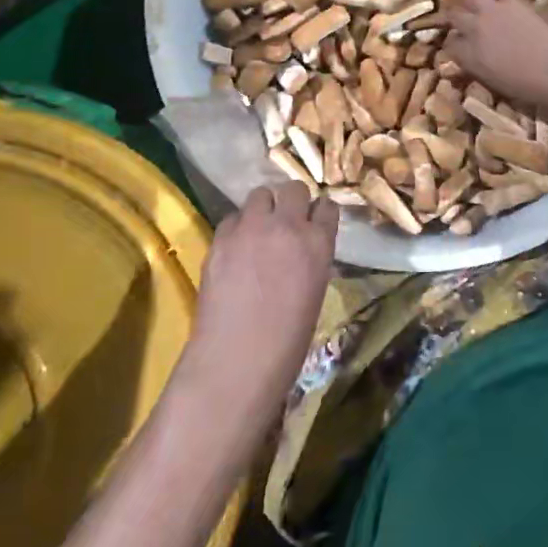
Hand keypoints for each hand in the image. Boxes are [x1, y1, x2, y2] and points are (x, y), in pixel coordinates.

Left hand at [187, 182, 338, 401]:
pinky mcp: (221, 238)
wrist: (239, 357)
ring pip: (259, 194)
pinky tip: (235, 250)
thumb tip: (300, 247)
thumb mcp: (315, 288)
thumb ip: (311, 257)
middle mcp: (288, 225)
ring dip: (262, 209)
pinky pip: (232, 218)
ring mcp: (251, 228)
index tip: (314, 222)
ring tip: (257, 231)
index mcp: (319, 242)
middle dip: (291, 201)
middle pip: (293, 189)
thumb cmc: (289, 338)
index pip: (326, 206)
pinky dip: (237, 228)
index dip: (319, 213)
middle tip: (284, 222)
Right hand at [445, 0, 547, 103]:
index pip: (450, 45)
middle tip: (465, 21)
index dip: (455, 44)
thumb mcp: (494, 84)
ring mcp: (490, 11)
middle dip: (458, 19)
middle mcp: (473, 30)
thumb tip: (476, 61)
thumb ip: (479, 68)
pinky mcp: (510, 0)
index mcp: (468, 57)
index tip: (461, 46)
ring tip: (477, 2)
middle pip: (454, 16)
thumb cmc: (527, 87)